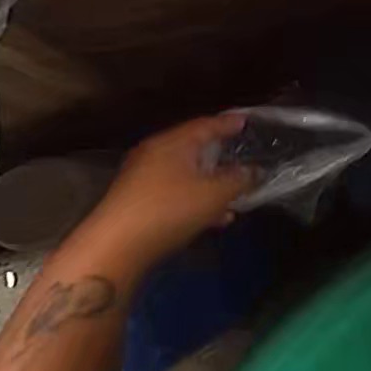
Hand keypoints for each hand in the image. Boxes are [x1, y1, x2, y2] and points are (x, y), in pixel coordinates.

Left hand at [71, 114, 255, 268]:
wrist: (114, 248)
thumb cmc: (170, 209)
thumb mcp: (216, 193)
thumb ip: (240, 179)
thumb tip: (255, 170)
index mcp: (173, 143)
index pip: (206, 124)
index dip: (228, 123)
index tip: (247, 121)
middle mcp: (155, 154)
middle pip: (194, 148)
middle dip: (221, 154)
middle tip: (242, 154)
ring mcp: (143, 179)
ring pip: (187, 174)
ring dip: (212, 182)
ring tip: (235, 193)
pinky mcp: (138, 203)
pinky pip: (176, 193)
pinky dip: (197, 200)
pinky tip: (216, 218)